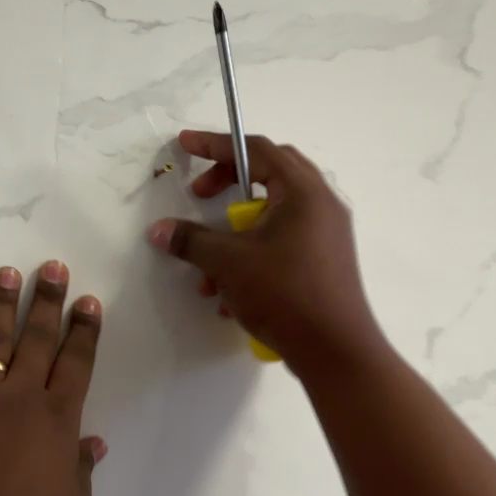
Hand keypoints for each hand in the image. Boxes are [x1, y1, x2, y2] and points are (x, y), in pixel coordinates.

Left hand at [0, 261, 103, 495]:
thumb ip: (82, 470)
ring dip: (1, 305)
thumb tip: (93, 444)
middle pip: (38, 337)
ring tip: (6, 274)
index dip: (85, 329)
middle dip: (47, 299)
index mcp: (60, 418)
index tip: (88, 301)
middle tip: (50, 267)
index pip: (77, 360)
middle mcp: (22, 397)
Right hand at [147, 129, 383, 370]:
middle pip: (268, 175)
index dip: (217, 145)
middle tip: (198, 197)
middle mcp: (320, 204)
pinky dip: (252, 254)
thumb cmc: (284, 294)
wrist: (335, 350)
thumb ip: (191, 240)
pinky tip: (229, 292)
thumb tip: (160, 229)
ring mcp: (326, 233)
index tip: (185, 144)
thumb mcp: (228, 263)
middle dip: (226, 184)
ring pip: (272, 214)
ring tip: (207, 265)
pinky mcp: (324, 260)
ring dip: (234, 232)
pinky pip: (282, 241)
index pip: (257, 150)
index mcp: (303, 192)